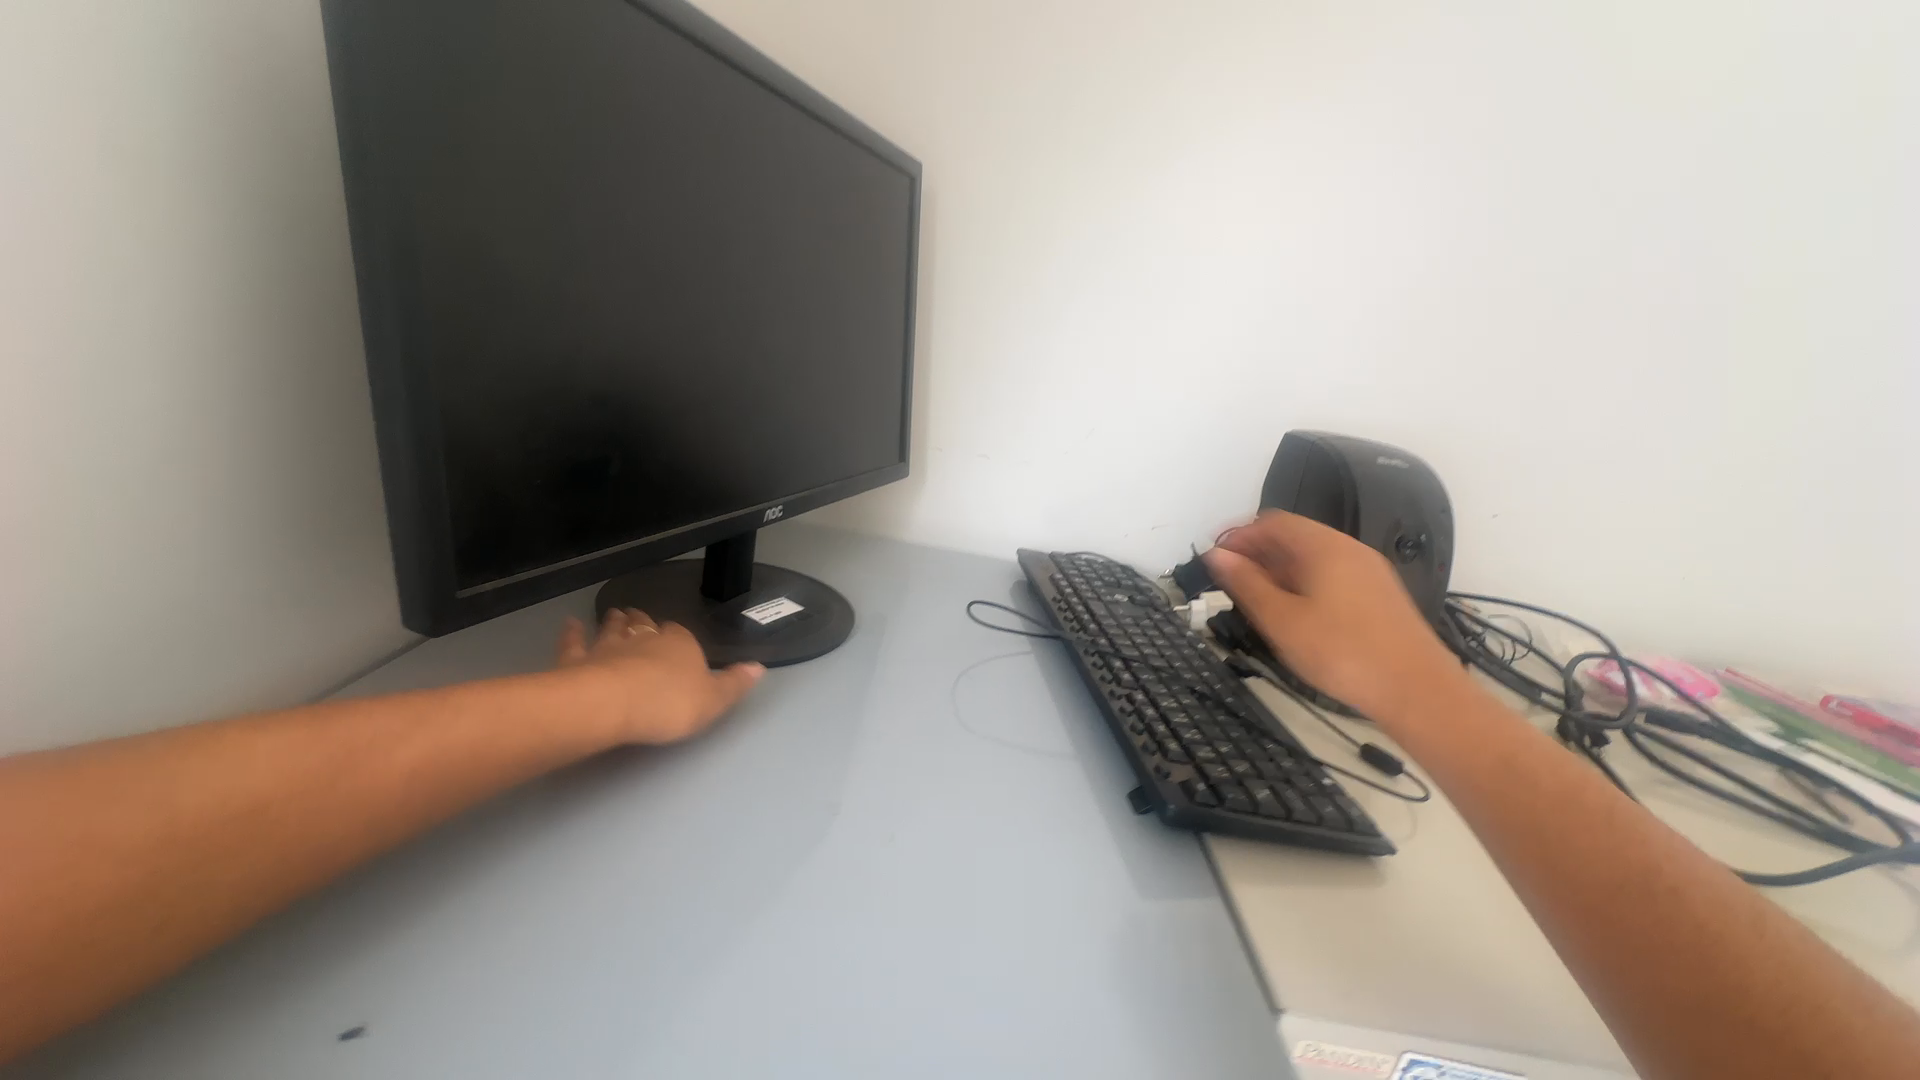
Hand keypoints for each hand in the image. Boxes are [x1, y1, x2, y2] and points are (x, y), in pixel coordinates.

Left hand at [556, 608, 764, 744]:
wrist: (611, 705)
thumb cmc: (668, 704)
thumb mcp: (714, 700)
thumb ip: (734, 684)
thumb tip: (759, 667)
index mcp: (681, 644)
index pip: (680, 634)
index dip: (677, 636)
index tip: (674, 636)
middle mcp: (645, 639)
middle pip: (645, 626)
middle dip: (643, 622)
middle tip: (638, 616)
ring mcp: (608, 647)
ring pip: (613, 629)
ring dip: (614, 622)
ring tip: (614, 614)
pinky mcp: (577, 661)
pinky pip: (574, 643)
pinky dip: (572, 633)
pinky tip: (570, 624)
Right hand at [1203, 511, 1467, 721]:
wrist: (1418, 692)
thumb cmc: (1342, 653)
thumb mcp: (1281, 620)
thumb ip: (1246, 584)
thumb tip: (1216, 555)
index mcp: (1325, 547)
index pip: (1273, 522)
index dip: (1238, 535)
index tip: (1213, 561)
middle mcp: (1350, 550)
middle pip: (1294, 537)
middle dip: (1256, 554)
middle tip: (1228, 584)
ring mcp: (1369, 573)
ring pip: (1313, 559)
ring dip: (1278, 572)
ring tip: (1255, 602)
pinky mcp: (1378, 597)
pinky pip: (1331, 577)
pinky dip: (1302, 585)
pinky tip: (1293, 616)